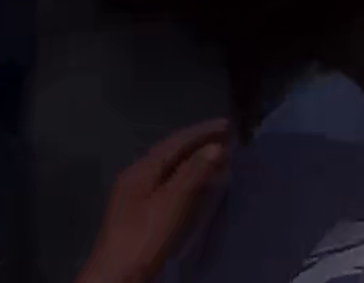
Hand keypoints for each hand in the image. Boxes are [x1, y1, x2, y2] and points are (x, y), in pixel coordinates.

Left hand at [76, 119, 230, 282]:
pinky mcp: (139, 215)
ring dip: (195, 161)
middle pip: (172, 152)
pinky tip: (198, 184)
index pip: (177, 141)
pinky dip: (187, 177)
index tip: (228, 124)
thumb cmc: (144, 239)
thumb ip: (194, 171)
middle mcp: (136, 177)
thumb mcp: (172, 202)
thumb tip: (216, 146)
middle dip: (199, 143)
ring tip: (217, 158)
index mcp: (141, 169)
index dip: (203, 131)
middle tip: (226, 138)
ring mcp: (135, 197)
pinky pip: (168, 184)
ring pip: (170, 169)